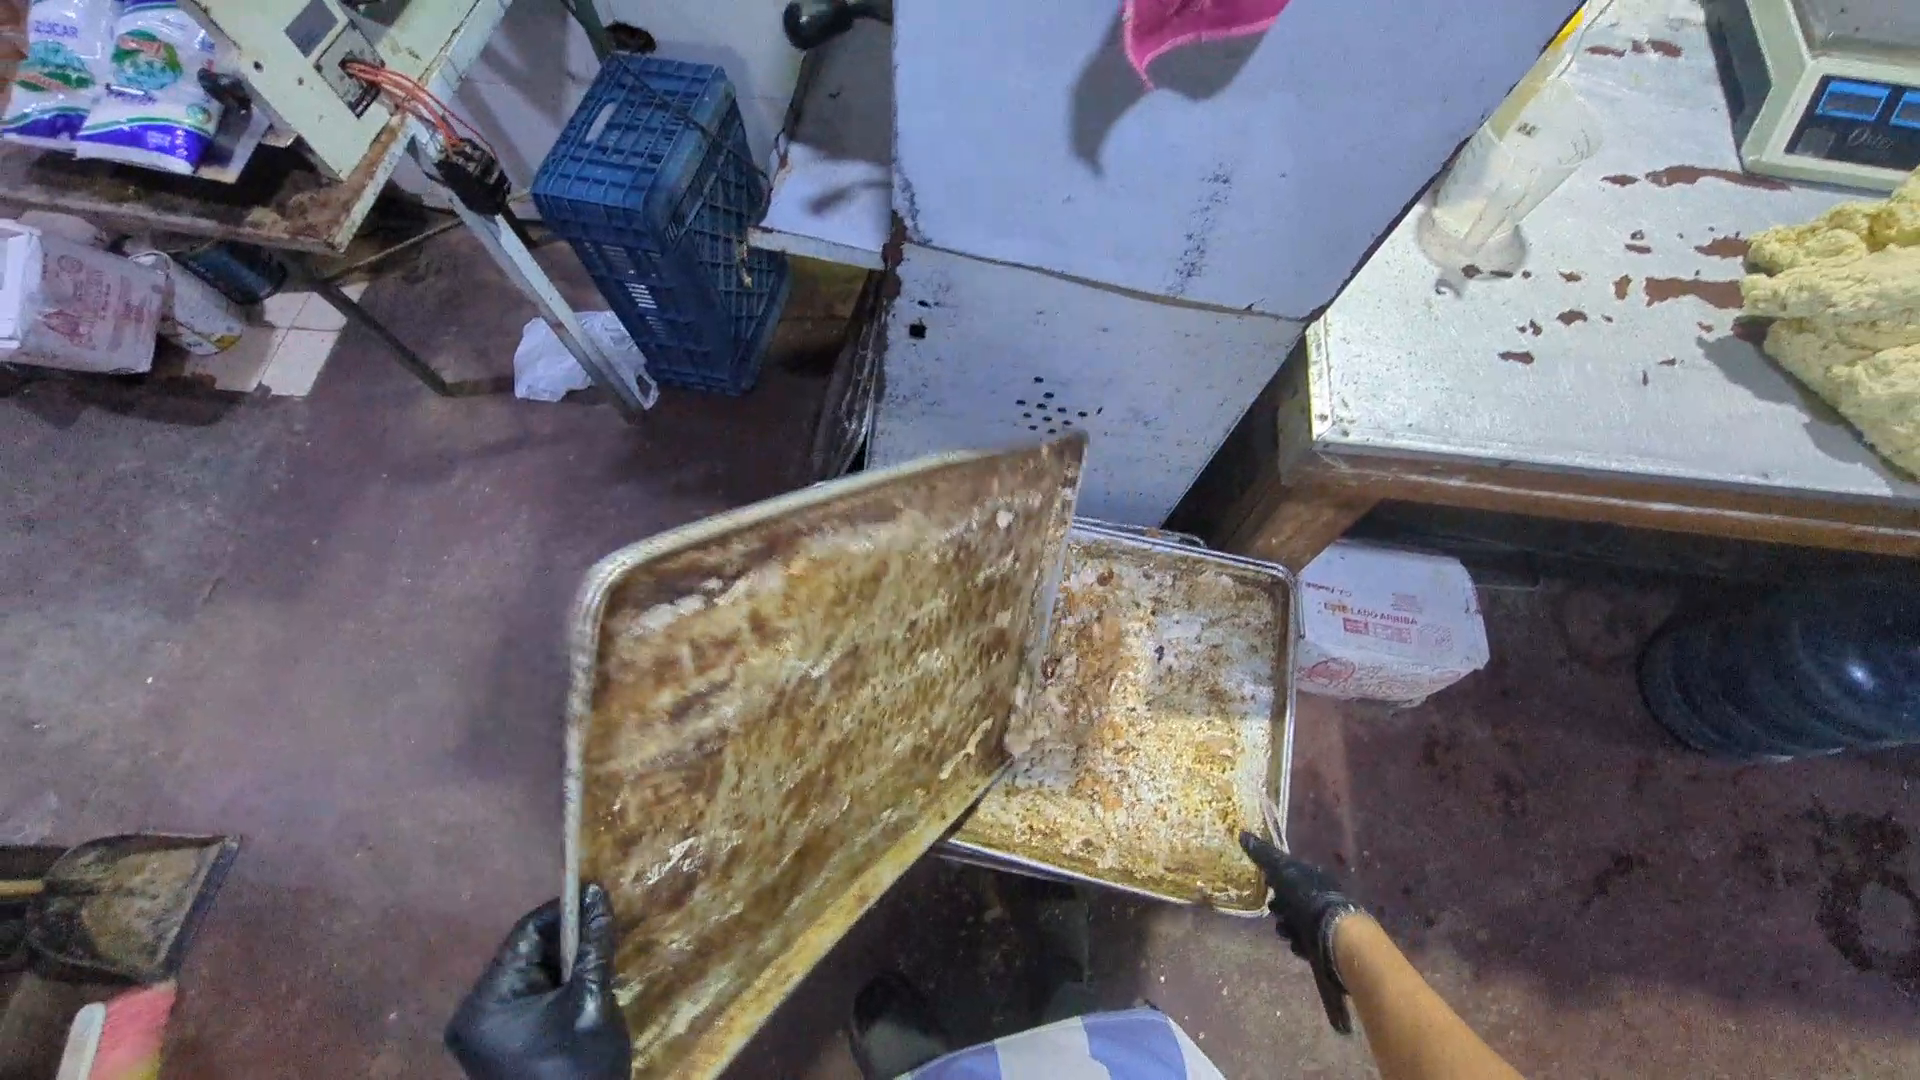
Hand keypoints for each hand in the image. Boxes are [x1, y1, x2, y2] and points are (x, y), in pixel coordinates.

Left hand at [446, 883, 632, 1079]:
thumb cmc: (578, 1070)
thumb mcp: (591, 999)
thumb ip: (593, 944)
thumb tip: (597, 891)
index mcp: (487, 1001)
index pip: (526, 931)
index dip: (566, 911)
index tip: (603, 900)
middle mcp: (475, 1011)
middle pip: (527, 950)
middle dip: (569, 940)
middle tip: (608, 935)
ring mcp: (485, 1029)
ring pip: (532, 970)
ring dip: (567, 963)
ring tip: (602, 963)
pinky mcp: (498, 1041)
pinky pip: (530, 993)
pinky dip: (559, 985)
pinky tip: (585, 989)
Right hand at [1240, 833, 1365, 1034]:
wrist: (1333, 937)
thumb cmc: (1307, 899)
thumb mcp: (1281, 870)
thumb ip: (1263, 854)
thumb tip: (1242, 833)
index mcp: (1315, 877)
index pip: (1292, 873)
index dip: (1276, 878)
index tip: (1266, 884)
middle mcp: (1322, 897)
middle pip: (1293, 899)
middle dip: (1280, 906)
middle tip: (1275, 909)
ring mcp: (1325, 922)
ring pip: (1297, 922)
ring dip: (1287, 927)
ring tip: (1285, 930)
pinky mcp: (1325, 945)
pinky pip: (1305, 942)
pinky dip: (1298, 943)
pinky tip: (1297, 943)